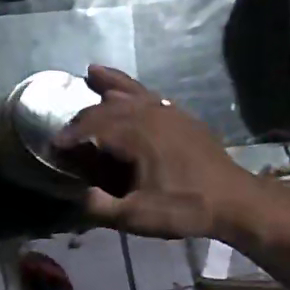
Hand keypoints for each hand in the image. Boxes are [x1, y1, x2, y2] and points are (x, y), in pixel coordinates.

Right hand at [52, 65, 248, 238]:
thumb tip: (76, 196)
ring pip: (132, 91)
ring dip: (109, 85)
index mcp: (136, 135)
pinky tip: (131, 94)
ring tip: (92, 73)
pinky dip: (134, 89)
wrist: (235, 200)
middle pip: (108, 106)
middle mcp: (150, 115)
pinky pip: (151, 95)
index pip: (93, 125)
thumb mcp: (136, 216)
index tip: (54, 147)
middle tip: (68, 129)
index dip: (70, 135)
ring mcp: (169, 112)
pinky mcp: (183, 117)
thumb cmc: (184, 207)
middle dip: (84, 114)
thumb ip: (100, 207)